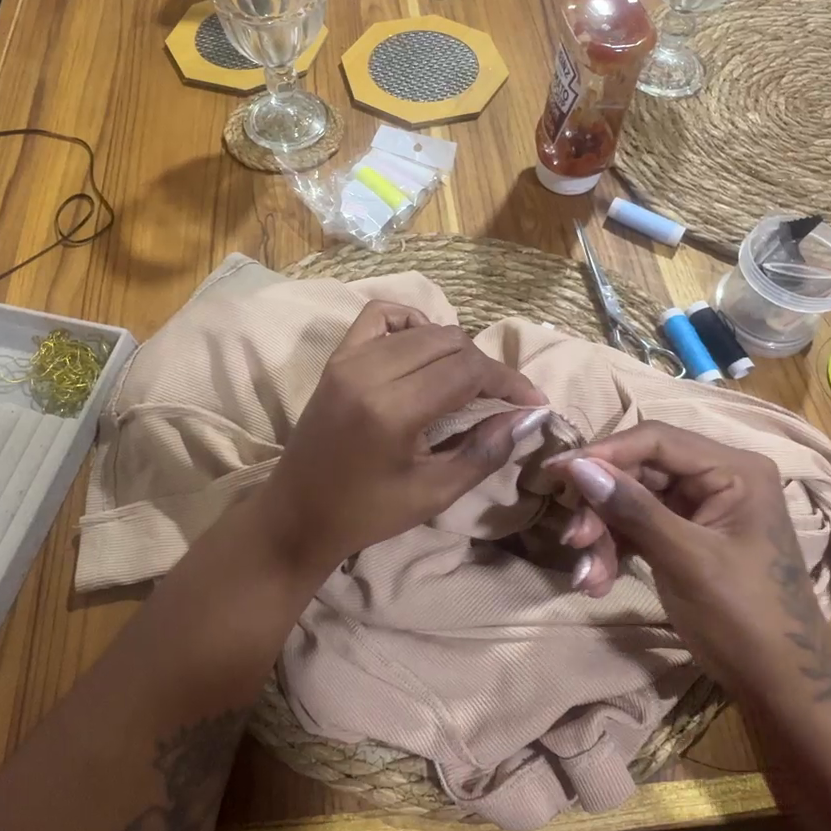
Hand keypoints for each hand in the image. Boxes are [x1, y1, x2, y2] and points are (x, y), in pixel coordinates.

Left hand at [259, 301, 549, 574]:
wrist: (297, 515)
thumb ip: (484, 451)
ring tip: (466, 380)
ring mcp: (348, 360)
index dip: (509, 381)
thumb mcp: (434, 493)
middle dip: (485, 366)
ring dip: (453, 347)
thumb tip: (529, 417)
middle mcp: (369, 372)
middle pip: (449, 342)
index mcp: (393, 410)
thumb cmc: (366, 514)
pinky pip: (379, 316)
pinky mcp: (336, 359)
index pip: (468, 369)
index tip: (533, 402)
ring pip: (420, 328)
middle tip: (501, 399)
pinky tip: (423, 348)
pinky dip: (410, 322)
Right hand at [547, 423, 830, 700]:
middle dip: (601, 506)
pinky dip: (614, 550)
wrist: (781, 687)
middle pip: (638, 471)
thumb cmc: (745, 619)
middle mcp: (718, 478)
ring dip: (602, 535)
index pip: (656, 440)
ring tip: (586, 577)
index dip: (603, 453)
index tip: (556, 472)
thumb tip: (576, 466)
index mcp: (735, 470)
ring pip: (631, 500)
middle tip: (573, 540)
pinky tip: (596, 582)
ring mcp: (700, 508)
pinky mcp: (684, 535)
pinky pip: (637, 527)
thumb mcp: (686, 560)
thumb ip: (632, 508)